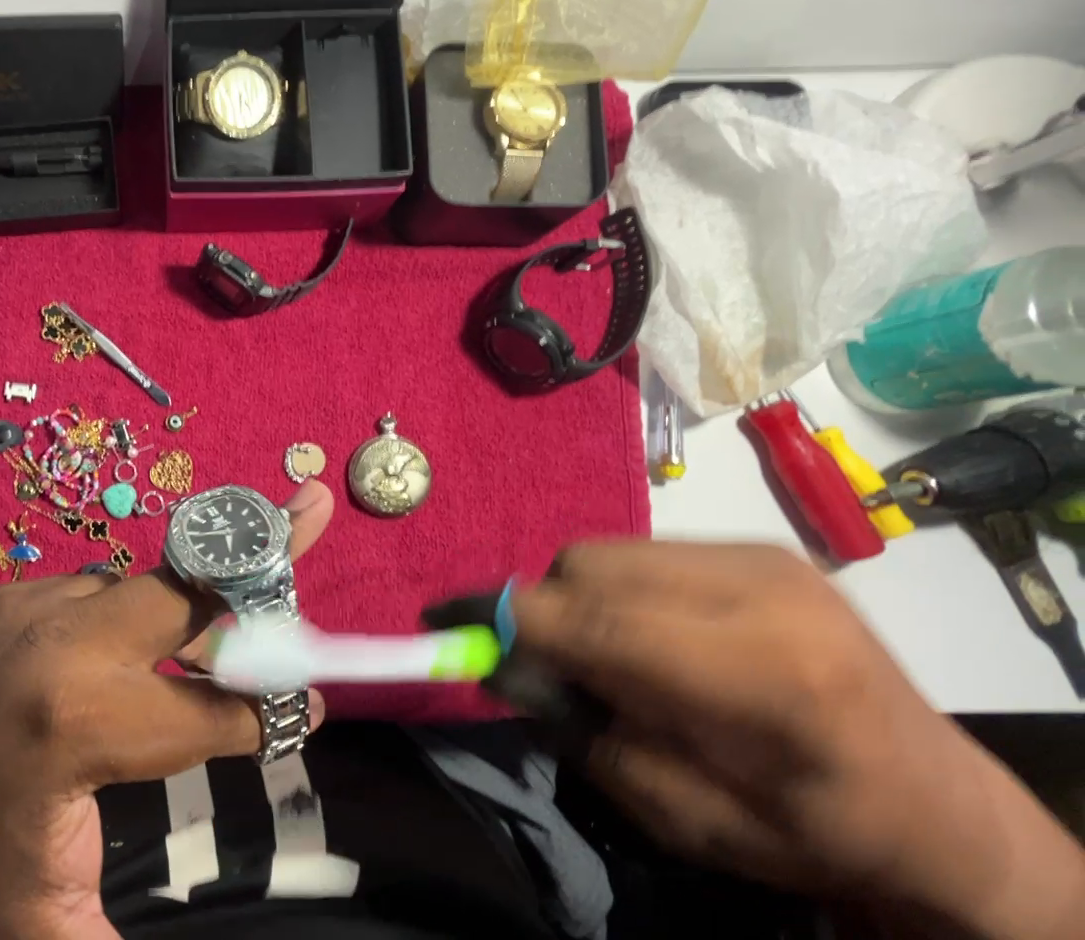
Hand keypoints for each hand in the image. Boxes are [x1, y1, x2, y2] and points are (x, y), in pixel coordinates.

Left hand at [0, 481, 335, 939]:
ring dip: (187, 607)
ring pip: (143, 588)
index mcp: (83, 725)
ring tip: (219, 624)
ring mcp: (29, 608)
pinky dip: (127, 615)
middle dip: (261, 559)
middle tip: (316, 505)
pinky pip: (93, 592)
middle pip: (188, 590)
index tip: (303, 713)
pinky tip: (126, 648)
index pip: (214, 713)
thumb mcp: (53, 931)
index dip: (265, 718)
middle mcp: (63, 644)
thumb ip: (134, 938)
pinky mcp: (5, 598)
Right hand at [511, 540, 1084, 939]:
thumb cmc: (811, 831)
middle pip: (585, 567)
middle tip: (542, 668)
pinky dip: (613, 588)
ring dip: (576, 598)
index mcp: (756, 674)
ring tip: (603, 656)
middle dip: (542, 612)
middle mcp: (759, 592)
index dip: (503, 618)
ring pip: (605, 551)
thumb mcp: (681, 813)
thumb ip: (584, 730)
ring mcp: (763, 558)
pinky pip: (640, 552)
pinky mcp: (761, 548)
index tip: (442, 622)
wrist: (939, 803)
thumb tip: (503, 666)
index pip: (587, 620)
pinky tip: (644, 634)